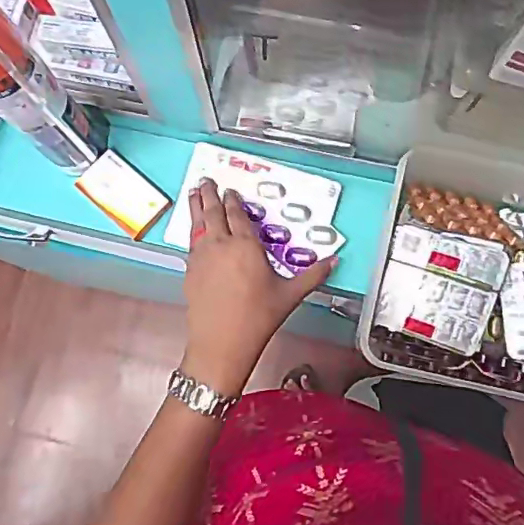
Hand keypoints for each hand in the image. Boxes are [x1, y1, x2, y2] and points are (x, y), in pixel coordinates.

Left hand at [179, 178, 333, 393]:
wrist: (222, 342)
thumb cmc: (257, 318)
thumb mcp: (289, 295)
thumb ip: (312, 275)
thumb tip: (334, 262)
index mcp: (246, 246)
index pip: (238, 215)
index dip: (234, 201)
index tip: (231, 191)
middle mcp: (221, 245)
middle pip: (213, 212)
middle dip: (210, 195)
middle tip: (206, 182)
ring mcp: (201, 257)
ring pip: (197, 224)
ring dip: (195, 206)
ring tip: (193, 193)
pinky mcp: (190, 271)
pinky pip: (190, 244)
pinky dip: (191, 232)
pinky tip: (193, 233)